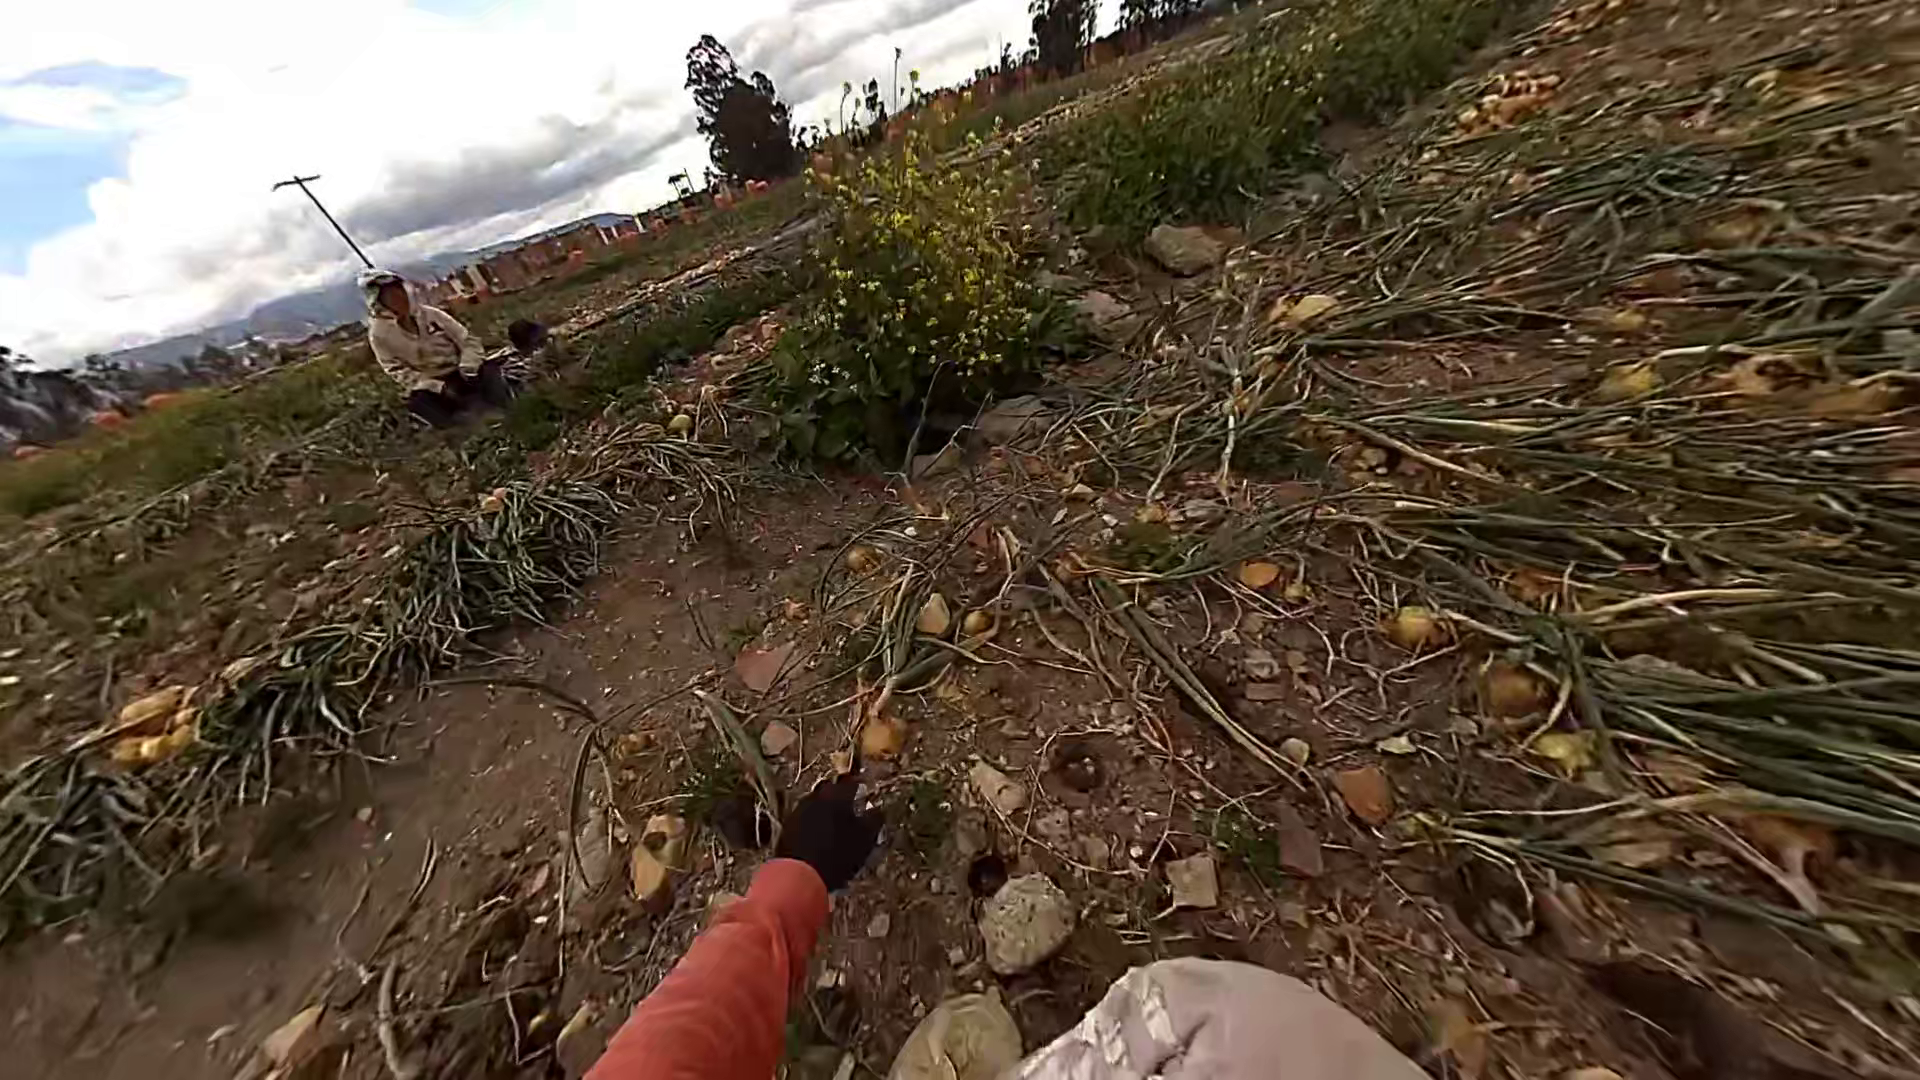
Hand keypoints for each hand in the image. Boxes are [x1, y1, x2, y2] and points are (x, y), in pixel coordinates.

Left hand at [774, 772, 880, 890]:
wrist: (800, 876)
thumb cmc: (838, 854)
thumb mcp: (865, 838)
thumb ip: (874, 819)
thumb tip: (877, 810)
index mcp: (838, 794)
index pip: (852, 783)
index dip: (861, 788)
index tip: (865, 795)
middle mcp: (817, 796)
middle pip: (832, 789)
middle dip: (841, 796)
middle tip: (850, 808)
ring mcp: (800, 809)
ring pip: (817, 802)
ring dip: (826, 808)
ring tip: (834, 823)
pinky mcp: (788, 825)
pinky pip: (806, 816)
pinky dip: (814, 820)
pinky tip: (819, 834)